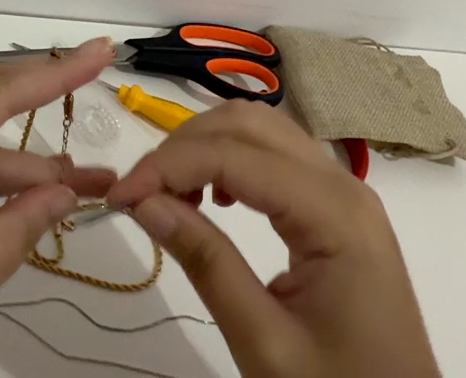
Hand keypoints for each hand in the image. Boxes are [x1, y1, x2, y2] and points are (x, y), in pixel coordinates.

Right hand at [107, 101, 440, 377]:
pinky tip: (211, 199)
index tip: (119, 198)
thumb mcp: (264, 343)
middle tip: (140, 194)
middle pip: (247, 123)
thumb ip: (205, 263)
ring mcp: (345, 192)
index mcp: (334, 214)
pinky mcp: (338, 208)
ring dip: (204, 146)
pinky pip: (275, 155)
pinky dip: (230, 158)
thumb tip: (141, 201)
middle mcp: (344, 184)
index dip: (168, 166)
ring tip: (169, 195)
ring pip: (260, 129)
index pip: (232, 155)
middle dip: (183, 146)